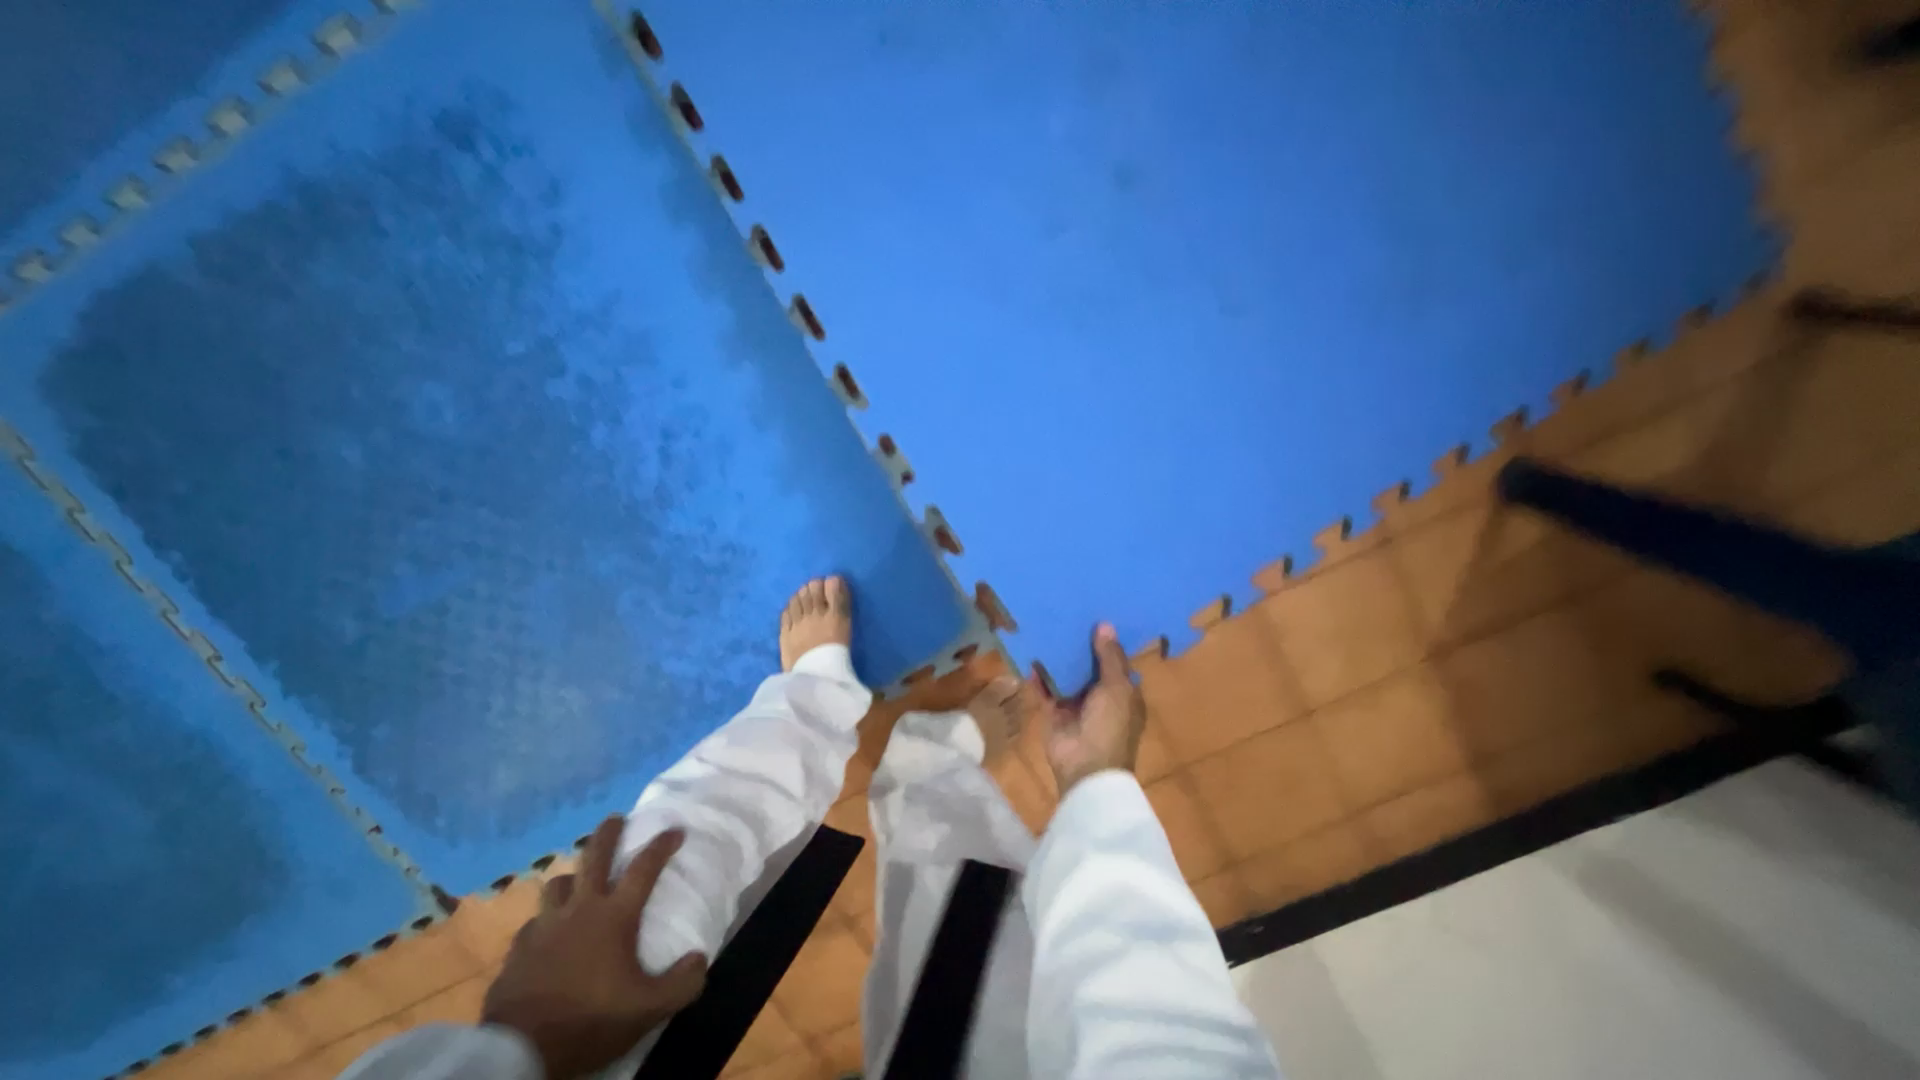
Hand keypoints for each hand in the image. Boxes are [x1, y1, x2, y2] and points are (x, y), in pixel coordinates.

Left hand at [482, 817, 707, 1079]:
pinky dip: (546, 920)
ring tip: (579, 880)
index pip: (644, 868)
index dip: (661, 845)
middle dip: (608, 833)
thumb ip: (682, 983)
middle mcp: (579, 909)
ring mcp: (544, 926)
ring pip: (557, 884)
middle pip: (594, 857)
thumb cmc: (590, 1020)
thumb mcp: (649, 1009)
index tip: (675, 829)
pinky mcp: (518, 949)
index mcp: (614, 916)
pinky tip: (548, 932)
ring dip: (572, 877)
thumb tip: (700, 957)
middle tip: (616, 818)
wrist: (520, 1050)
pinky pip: (534, 922)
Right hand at [1030, 622, 1145, 795]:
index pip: (1116, 661)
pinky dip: (1037, 675)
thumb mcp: (1117, 688)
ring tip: (1045, 626)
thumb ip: (1109, 657)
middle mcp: (1100, 696)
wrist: (1086, 768)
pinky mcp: (1053, 712)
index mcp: (1124, 692)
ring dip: (1057, 657)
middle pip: (1088, 666)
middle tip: (1066, 612)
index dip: (1108, 641)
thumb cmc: (1111, 726)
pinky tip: (1029, 652)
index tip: (1096, 613)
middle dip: (1079, 645)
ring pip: (1065, 675)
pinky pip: (1044, 689)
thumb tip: (1105, 624)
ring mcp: (1075, 705)